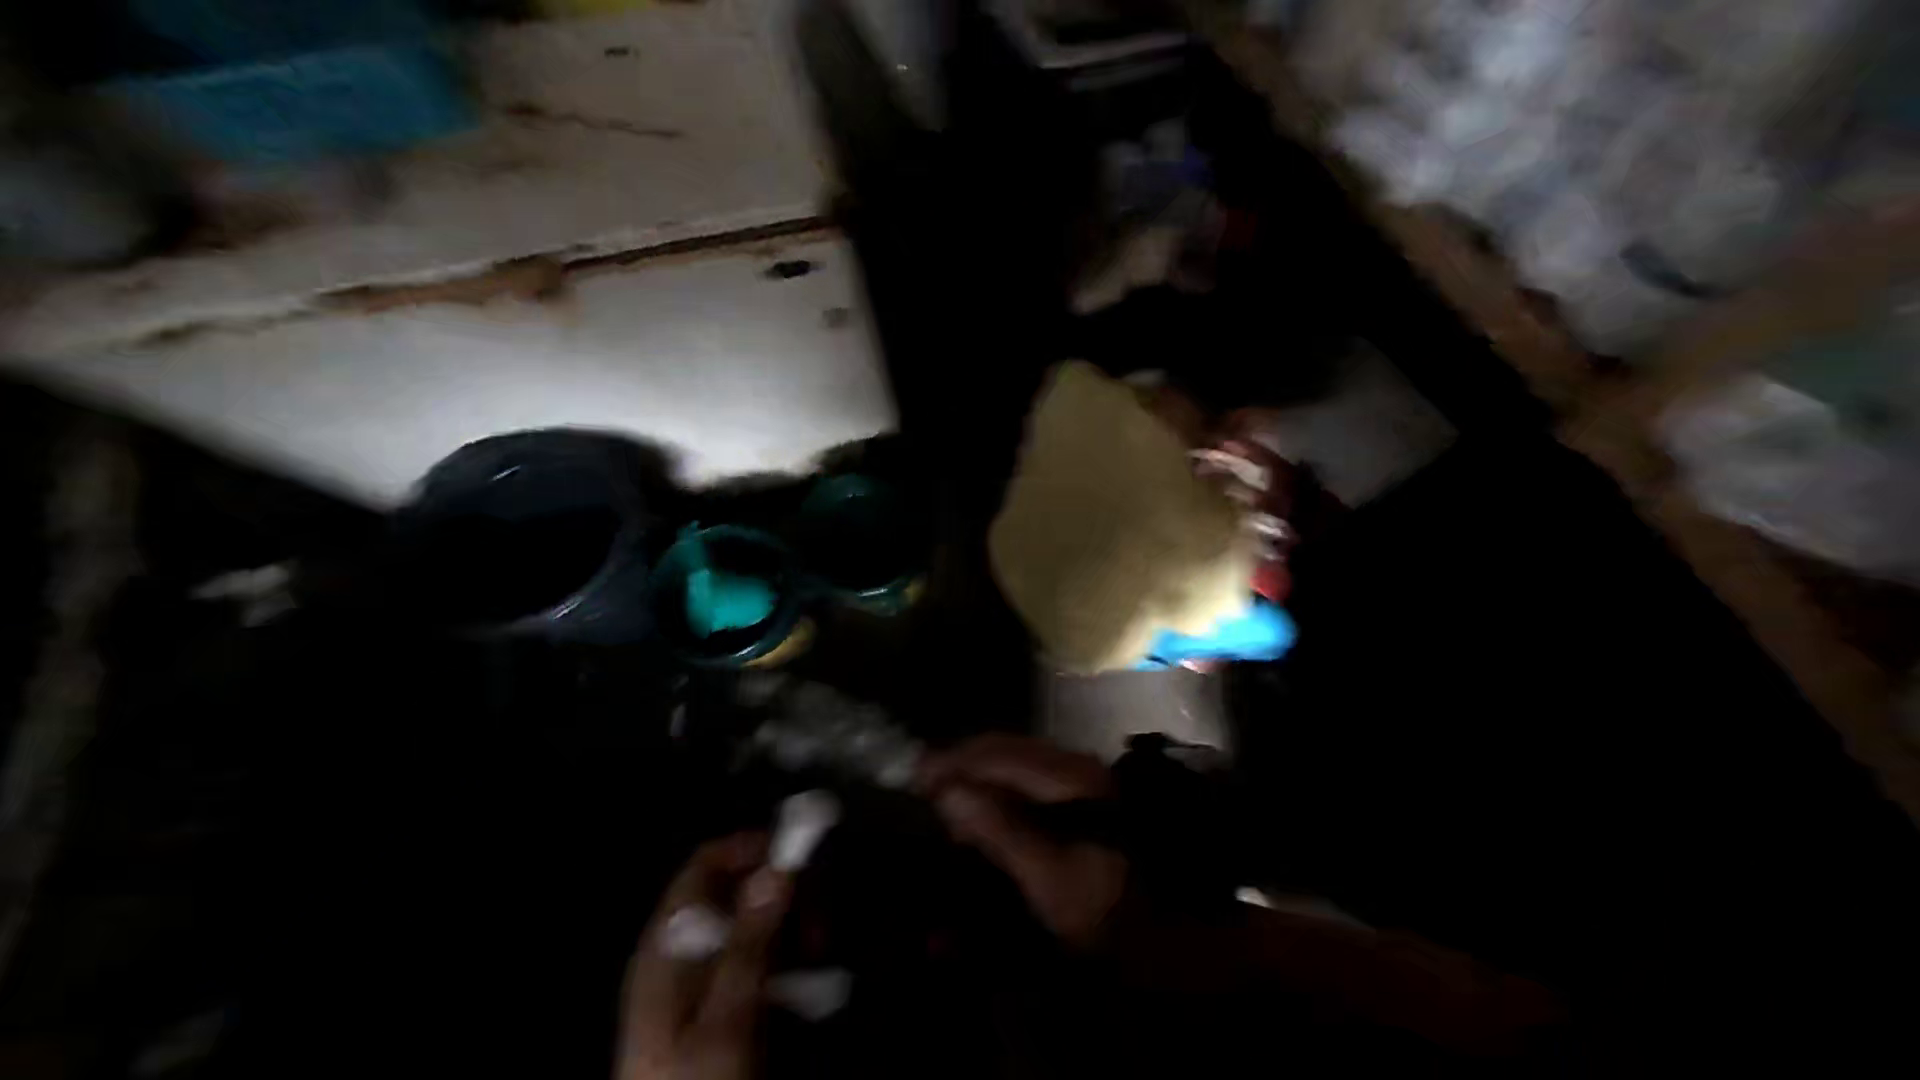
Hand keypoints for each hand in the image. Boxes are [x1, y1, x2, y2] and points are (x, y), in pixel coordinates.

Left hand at [615, 833, 793, 1079]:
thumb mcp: (727, 1017)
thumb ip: (750, 941)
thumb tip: (778, 869)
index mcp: (669, 942)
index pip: (706, 864)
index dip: (752, 848)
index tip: (801, 854)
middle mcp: (681, 948)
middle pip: (735, 889)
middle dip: (783, 893)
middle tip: (819, 920)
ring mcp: (697, 975)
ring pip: (750, 920)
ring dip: (789, 923)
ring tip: (817, 952)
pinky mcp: (715, 1001)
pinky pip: (753, 953)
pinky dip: (782, 952)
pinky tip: (802, 977)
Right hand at [920, 735, 1128, 948]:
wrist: (1164, 926)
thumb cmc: (1102, 905)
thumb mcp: (1046, 878)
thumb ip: (997, 830)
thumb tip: (948, 794)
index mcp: (1068, 778)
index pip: (998, 756)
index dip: (954, 762)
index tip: (917, 777)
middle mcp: (1072, 763)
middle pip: (1004, 748)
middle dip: (961, 763)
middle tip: (924, 785)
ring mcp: (1077, 773)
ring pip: (1013, 758)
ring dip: (977, 773)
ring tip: (946, 801)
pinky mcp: (1077, 789)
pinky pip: (1025, 774)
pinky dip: (995, 785)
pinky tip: (980, 810)